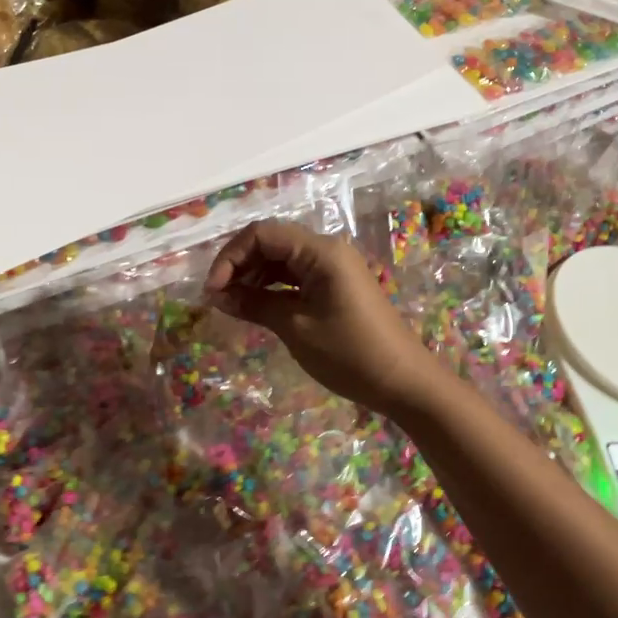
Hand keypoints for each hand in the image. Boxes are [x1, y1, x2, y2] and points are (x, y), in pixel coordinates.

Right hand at [203, 220, 434, 413]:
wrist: (404, 383)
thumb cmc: (350, 354)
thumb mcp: (295, 328)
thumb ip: (254, 305)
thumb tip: (217, 296)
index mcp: (321, 251)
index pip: (263, 234)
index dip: (231, 256)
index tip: (213, 290)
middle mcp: (328, 250)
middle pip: (271, 241)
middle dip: (239, 264)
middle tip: (217, 297)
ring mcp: (334, 267)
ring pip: (281, 258)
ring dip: (253, 276)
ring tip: (232, 303)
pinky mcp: (336, 285)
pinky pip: (295, 275)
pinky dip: (271, 286)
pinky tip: (255, 305)